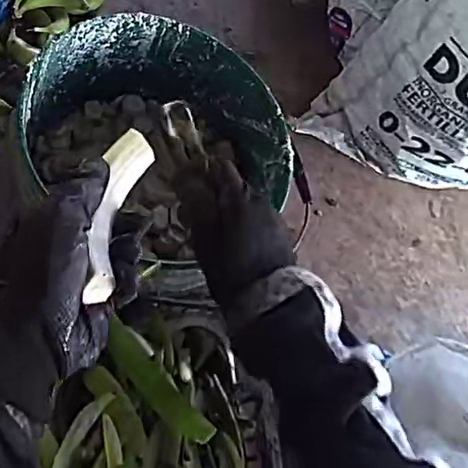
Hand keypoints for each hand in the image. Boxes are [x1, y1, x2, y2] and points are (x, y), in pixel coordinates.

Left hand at [0, 161, 140, 423]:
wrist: (42, 335)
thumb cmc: (48, 270)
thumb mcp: (62, 219)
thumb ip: (83, 191)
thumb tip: (100, 164)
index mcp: (59, 221)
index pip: (90, 198)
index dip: (110, 192)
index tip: (127, 187)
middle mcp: (75, 243)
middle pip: (113, 223)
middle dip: (128, 223)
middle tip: (138, 226)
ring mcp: (89, 272)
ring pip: (124, 251)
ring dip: (130, 253)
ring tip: (126, 258)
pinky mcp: (104, 298)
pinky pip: (126, 281)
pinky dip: (128, 281)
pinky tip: (122, 287)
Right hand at [158, 118, 293, 307]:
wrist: (271, 299)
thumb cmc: (230, 269)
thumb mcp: (205, 240)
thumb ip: (196, 208)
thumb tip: (186, 183)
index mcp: (238, 197)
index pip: (221, 167)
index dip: (205, 170)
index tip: (190, 181)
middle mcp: (258, 198)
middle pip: (235, 183)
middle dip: (218, 191)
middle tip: (200, 208)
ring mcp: (273, 214)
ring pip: (248, 200)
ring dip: (233, 207)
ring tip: (219, 228)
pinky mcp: (281, 230)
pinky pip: (259, 215)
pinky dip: (247, 220)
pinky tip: (239, 239)